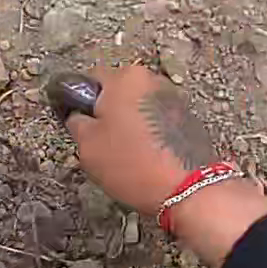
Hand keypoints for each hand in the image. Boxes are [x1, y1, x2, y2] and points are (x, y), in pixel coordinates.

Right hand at [60, 66, 266, 267]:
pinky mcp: (189, 117)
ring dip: (130, 124)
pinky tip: (146, 157)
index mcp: (124, 78)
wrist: (189, 189)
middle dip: (108, 114)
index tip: (79, 125)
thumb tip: (79, 115)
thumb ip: (77, 122)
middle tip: (100, 145)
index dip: (80, 103)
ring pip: (138, 107)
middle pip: (117, 93)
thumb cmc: (133, 164)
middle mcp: (151, 79)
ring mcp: (174, 97)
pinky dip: (149, 134)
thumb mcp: (87, 145)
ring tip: (126, 155)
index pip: (90, 80)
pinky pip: (158, 120)